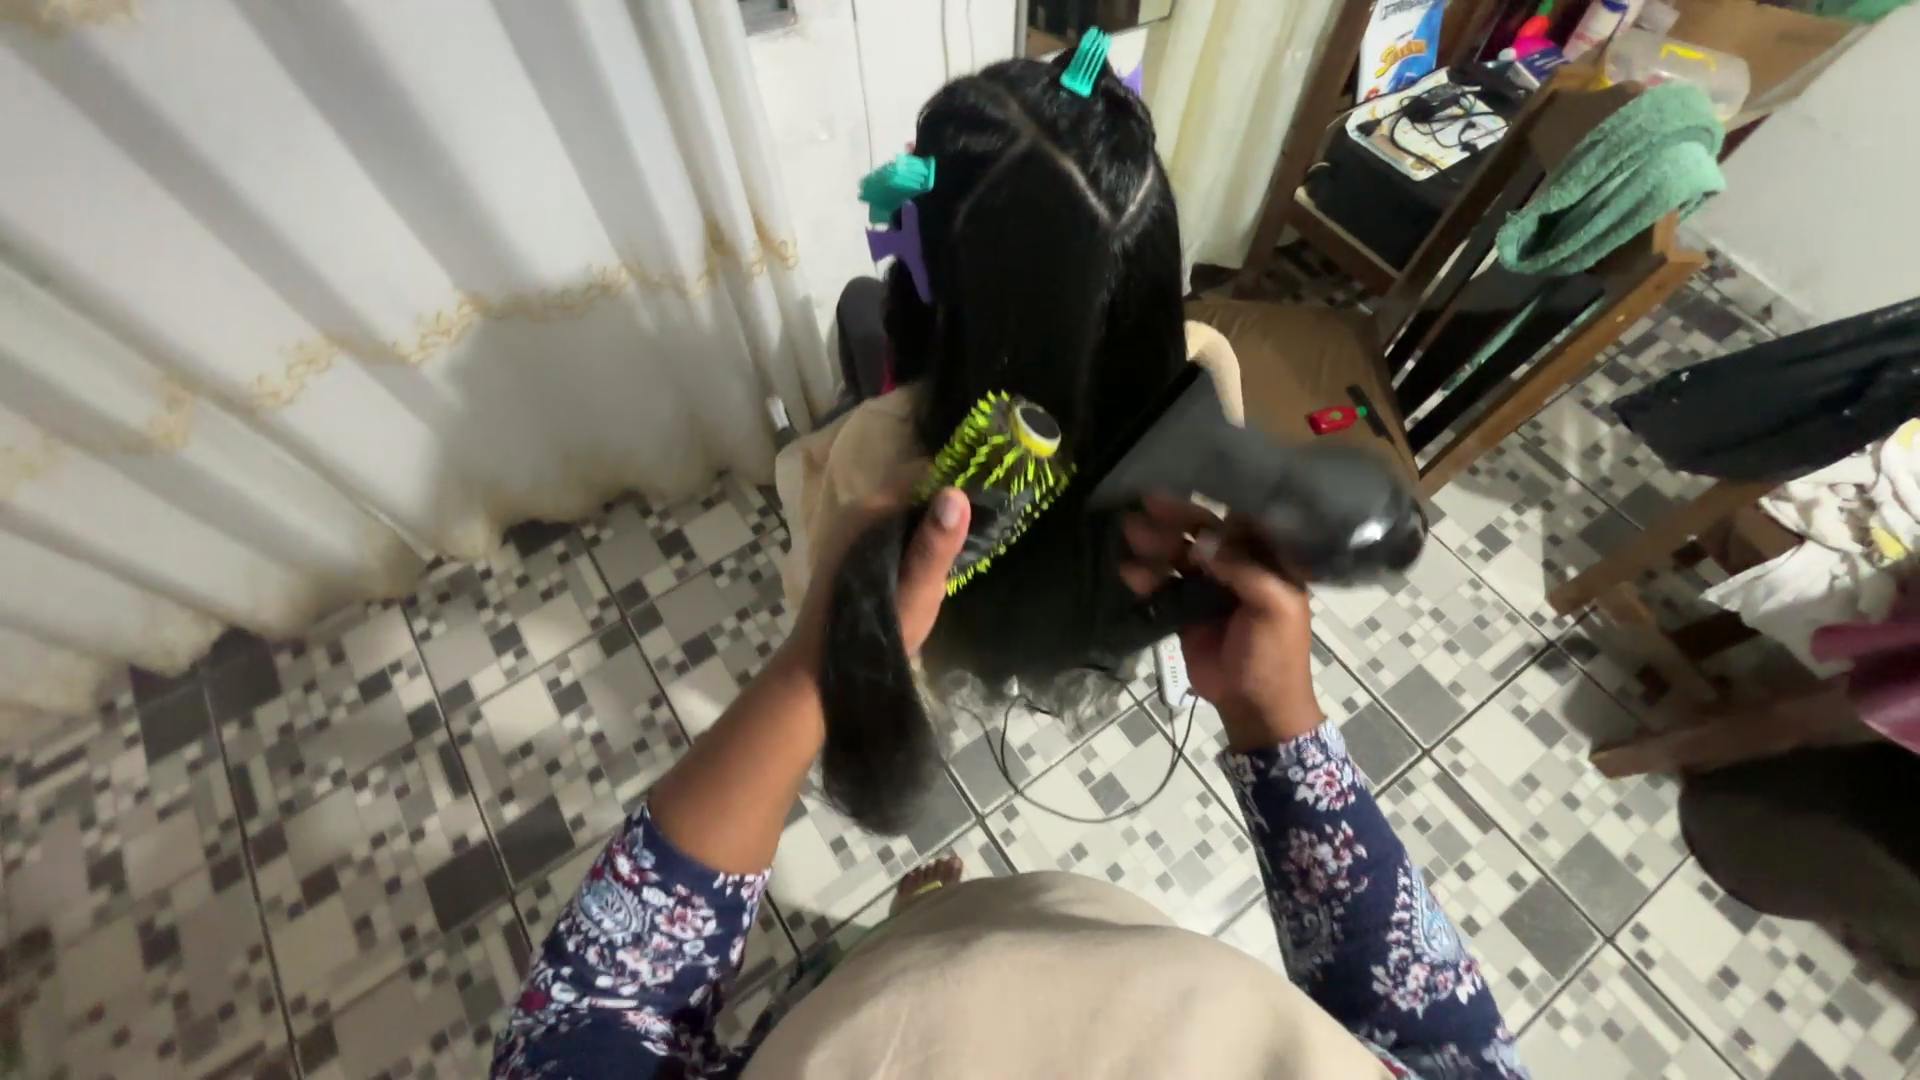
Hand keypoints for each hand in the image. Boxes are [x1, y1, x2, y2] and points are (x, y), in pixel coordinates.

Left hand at [781, 479, 971, 672]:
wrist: (823, 671)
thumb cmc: (877, 629)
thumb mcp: (918, 588)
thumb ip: (936, 542)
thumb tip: (957, 491)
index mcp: (871, 512)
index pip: (920, 475)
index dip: (953, 486)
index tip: (984, 506)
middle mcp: (855, 513)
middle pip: (909, 494)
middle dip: (940, 512)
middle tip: (974, 539)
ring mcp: (847, 534)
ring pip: (899, 517)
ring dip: (925, 531)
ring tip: (954, 555)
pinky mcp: (847, 555)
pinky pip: (887, 535)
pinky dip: (908, 544)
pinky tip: (923, 569)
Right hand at [1119, 494, 1324, 748]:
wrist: (1252, 704)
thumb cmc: (1274, 655)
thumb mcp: (1273, 607)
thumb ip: (1243, 570)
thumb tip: (1202, 541)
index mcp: (1267, 564)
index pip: (1240, 524)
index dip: (1213, 507)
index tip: (1185, 491)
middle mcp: (1237, 569)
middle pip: (1203, 536)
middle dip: (1175, 520)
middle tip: (1146, 504)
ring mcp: (1209, 588)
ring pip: (1179, 557)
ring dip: (1155, 544)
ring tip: (1129, 532)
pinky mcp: (1185, 609)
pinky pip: (1164, 585)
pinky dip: (1147, 577)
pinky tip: (1128, 571)